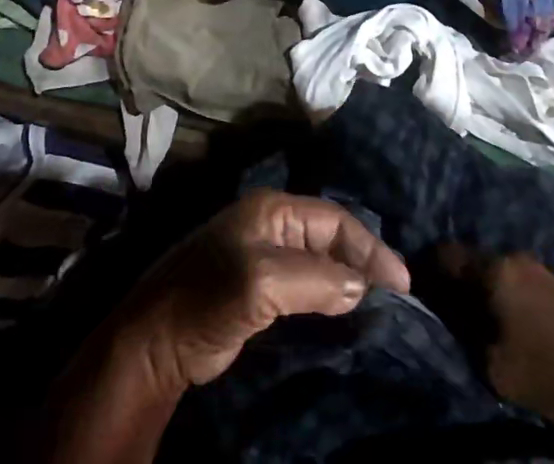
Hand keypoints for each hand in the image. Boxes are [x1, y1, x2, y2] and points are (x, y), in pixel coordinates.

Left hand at [116, 191, 411, 392]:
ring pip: (320, 262)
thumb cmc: (206, 299)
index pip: (335, 220)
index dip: (370, 248)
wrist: (153, 343)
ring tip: (378, 305)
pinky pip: (306, 285)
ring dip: (348, 281)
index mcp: (272, 210)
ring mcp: (262, 256)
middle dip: (363, 263)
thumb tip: (361, 287)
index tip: (401, 282)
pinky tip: (345, 314)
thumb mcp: (262, 282)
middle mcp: (270, 226)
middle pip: (330, 238)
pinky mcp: (257, 288)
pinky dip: (329, 296)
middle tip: (395, 295)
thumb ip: (317, 280)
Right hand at [436, 247, 553, 432]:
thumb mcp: (490, 362)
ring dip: (472, 290)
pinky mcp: (551, 286)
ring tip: (459, 318)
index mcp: (494, 268)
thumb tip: (436, 308)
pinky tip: (490, 320)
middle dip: (448, 281)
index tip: (408, 290)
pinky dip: (492, 296)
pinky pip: (508, 281)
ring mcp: (536, 269)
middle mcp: (513, 257)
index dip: (421, 269)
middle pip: (467, 260)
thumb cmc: (549, 371)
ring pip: (488, 271)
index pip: (443, 253)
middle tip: (432, 309)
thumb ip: (459, 329)